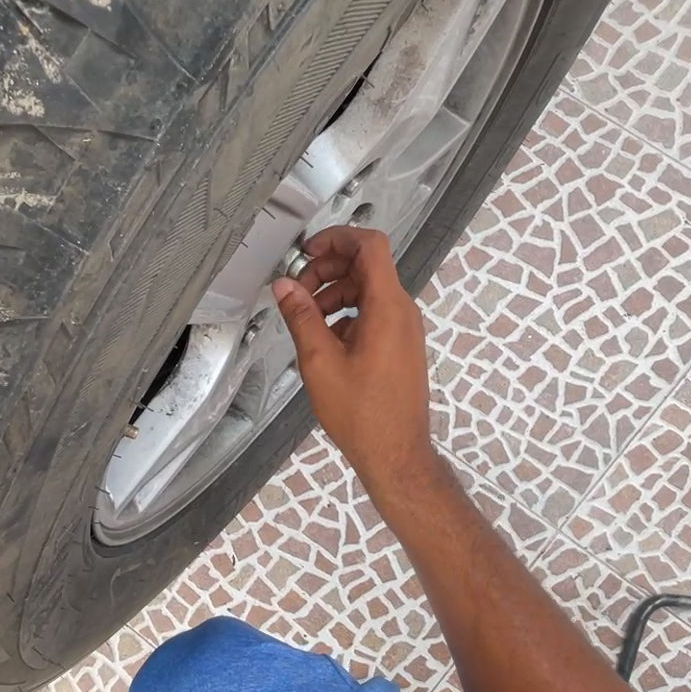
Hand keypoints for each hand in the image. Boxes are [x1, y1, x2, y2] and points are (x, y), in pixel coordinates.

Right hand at [271, 226, 440, 492]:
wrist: (395, 453)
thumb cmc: (363, 414)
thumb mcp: (320, 362)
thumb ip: (301, 317)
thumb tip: (286, 287)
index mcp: (387, 308)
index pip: (370, 245)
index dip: (337, 238)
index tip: (309, 252)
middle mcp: (402, 312)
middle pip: (366, 267)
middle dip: (328, 271)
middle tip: (298, 290)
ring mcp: (404, 329)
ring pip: (368, 291)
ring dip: (334, 294)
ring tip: (306, 318)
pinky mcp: (400, 345)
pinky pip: (373, 314)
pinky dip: (347, 315)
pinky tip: (324, 340)